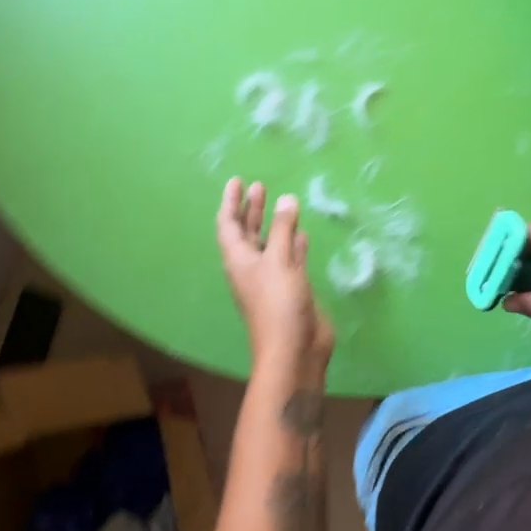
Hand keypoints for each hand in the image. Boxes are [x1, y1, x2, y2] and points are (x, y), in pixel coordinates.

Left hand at [215, 178, 334, 366]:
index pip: (228, 225)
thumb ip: (282, 228)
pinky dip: (294, 243)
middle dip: (252, 209)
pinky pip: (290, 258)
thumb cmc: (279, 303)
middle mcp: (252, 268)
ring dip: (274, 224)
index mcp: (239, 260)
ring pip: (270, 244)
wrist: (294, 349)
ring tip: (284, 203)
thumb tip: (285, 199)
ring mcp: (272, 279)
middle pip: (248, 232)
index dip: (231, 202)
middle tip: (260, 186)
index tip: (237, 181)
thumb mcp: (279, 260)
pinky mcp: (292, 288)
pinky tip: (302, 232)